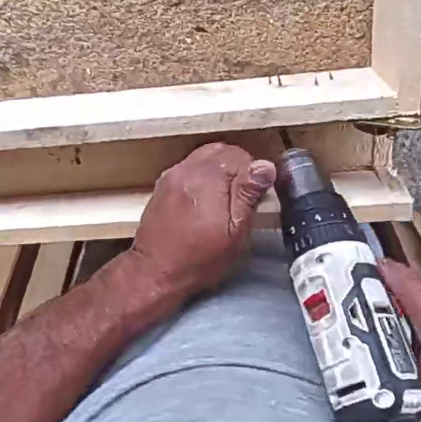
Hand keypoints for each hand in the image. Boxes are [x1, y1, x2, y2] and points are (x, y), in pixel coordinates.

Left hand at [125, 143, 275, 299]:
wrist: (154, 271)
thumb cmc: (198, 258)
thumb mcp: (234, 233)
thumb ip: (248, 195)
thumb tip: (266, 165)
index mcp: (206, 179)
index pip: (240, 155)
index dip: (254, 174)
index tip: (255, 196)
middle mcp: (186, 169)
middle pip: (221, 150)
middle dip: (237, 167)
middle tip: (242, 198)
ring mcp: (171, 175)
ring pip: (204, 156)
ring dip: (220, 169)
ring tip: (225, 198)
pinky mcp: (163, 184)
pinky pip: (189, 166)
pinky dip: (202, 174)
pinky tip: (205, 199)